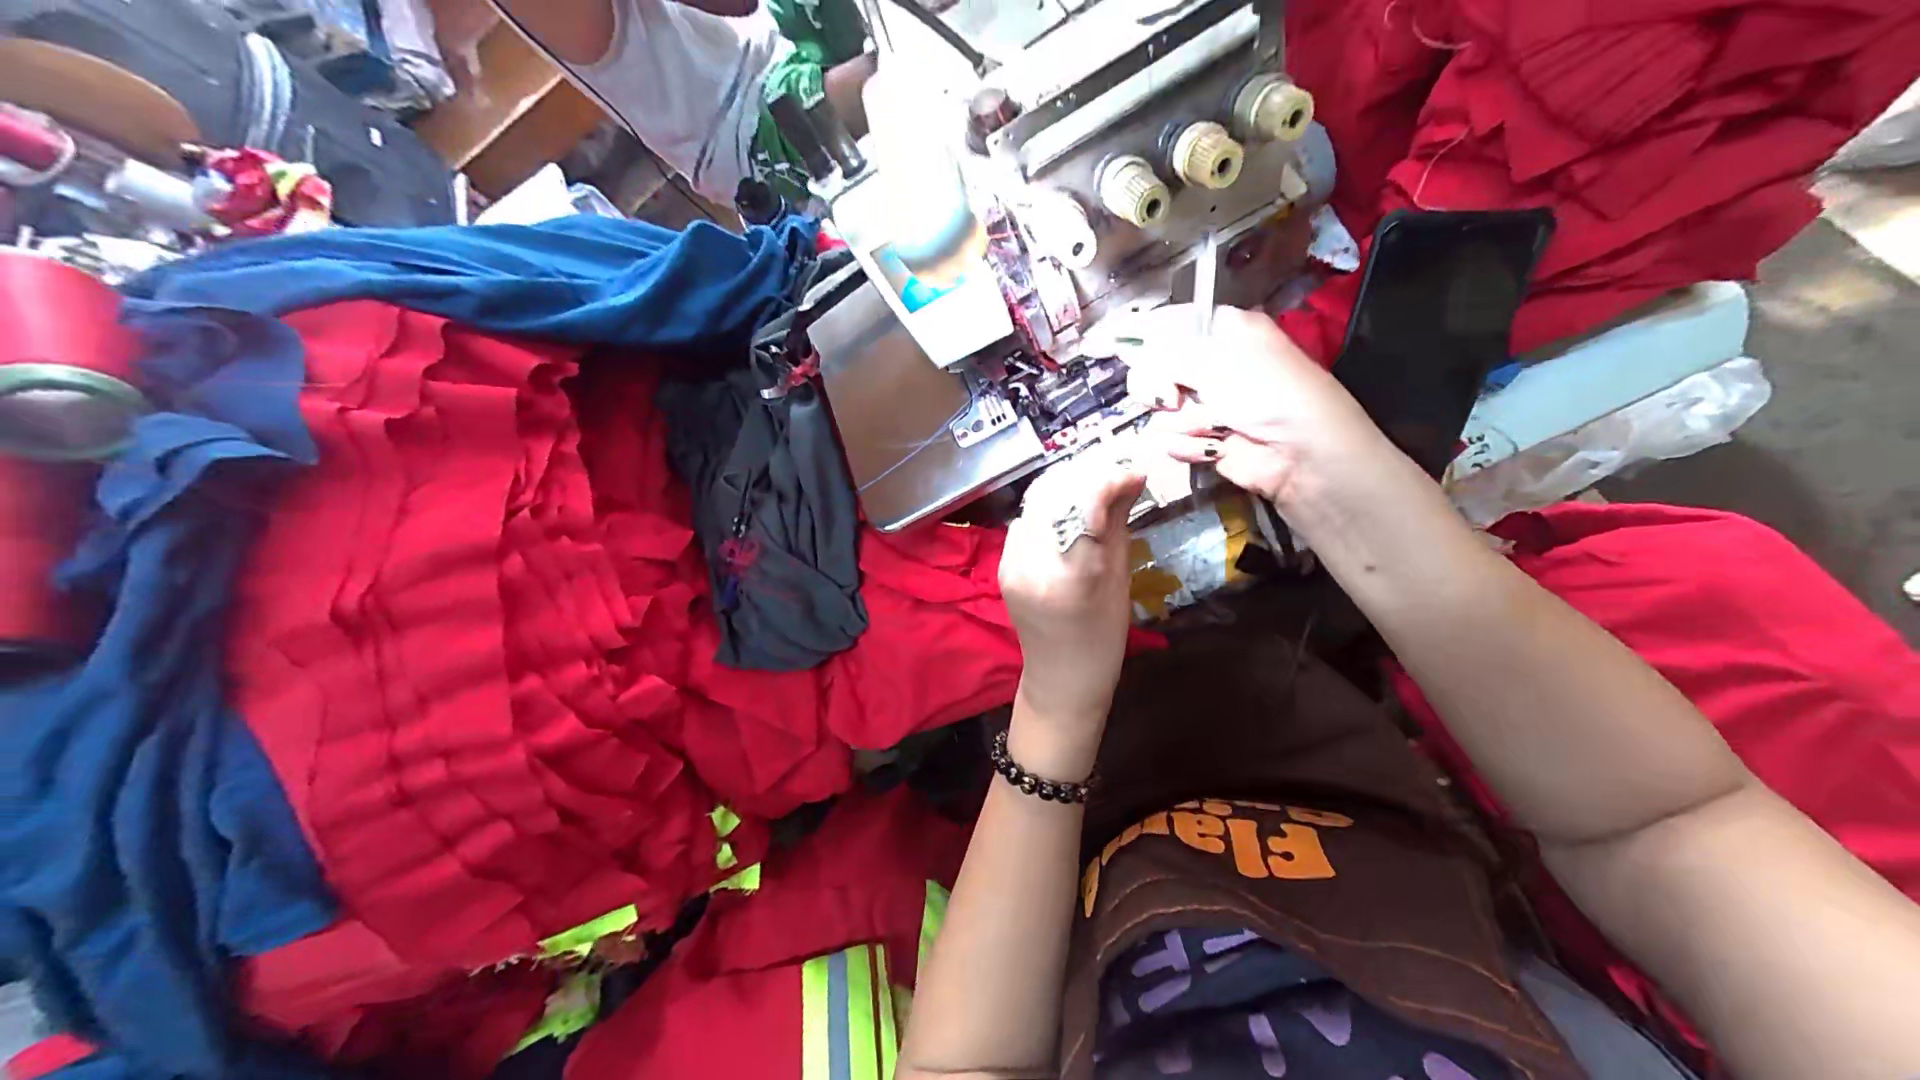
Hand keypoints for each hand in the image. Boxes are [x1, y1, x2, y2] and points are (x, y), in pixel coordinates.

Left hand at [997, 445, 1145, 777]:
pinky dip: (1049, 506)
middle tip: (1116, 472)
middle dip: (1086, 474)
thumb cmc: (1104, 639)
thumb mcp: (1120, 580)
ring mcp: (1010, 563)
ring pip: (1035, 501)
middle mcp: (1030, 564)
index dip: (1108, 478)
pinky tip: (1070, 509)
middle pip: (1052, 494)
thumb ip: (1118, 523)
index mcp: (1068, 576)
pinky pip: (1026, 520)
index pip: (1081, 504)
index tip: (1133, 472)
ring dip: (1067, 486)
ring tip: (1097, 486)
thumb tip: (1131, 475)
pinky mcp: (1002, 564)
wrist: (1061, 678)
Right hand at [1091, 304, 1397, 508]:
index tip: (1113, 342)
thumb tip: (1123, 337)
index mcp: (1220, 331)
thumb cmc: (1270, 392)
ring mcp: (1201, 405)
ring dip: (1181, 420)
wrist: (1301, 454)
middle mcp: (1207, 365)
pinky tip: (1210, 446)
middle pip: (1150, 369)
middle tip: (1171, 396)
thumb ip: (1165, 351)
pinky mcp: (1197, 440)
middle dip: (1156, 385)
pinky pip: (1166, 439)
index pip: (1167, 324)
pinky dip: (1186, 444)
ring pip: (1155, 409)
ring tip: (1213, 425)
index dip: (1140, 334)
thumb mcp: (1219, 358)